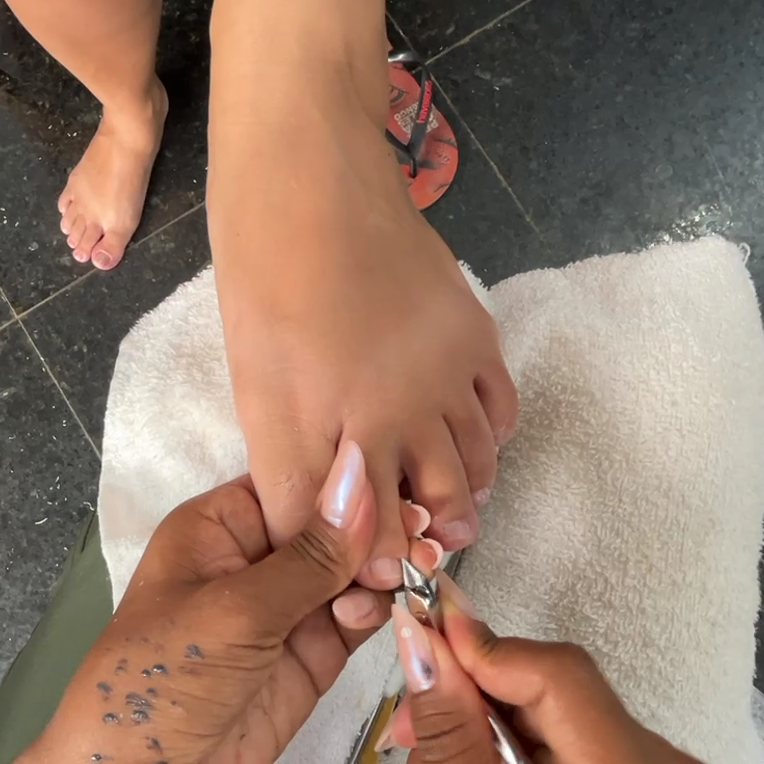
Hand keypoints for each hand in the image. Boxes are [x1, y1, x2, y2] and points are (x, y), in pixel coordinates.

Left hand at [34, 439, 385, 763]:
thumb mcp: (237, 609)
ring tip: (409, 570)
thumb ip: (312, 552)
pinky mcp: (309, 656)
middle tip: (422, 534)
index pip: (292, 480)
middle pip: (327, 527)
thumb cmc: (165, 677)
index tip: (399, 479)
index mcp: (219, 526)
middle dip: (370, 529)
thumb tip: (361, 470)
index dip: (344, 482)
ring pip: (348, 572)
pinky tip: (384, 606)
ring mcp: (284, 609)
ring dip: (378, 570)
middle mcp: (254, 559)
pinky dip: (374, 609)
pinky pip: (353, 617)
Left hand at [208, 74, 517, 595]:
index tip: (369, 584)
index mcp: (372, 433)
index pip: (391, 533)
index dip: (382, 567)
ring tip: (438, 509)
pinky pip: (503, 405)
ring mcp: (462, 365)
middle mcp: (433, 408)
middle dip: (430, 536)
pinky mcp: (474, 327)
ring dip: (462, 492)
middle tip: (410, 548)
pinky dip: (490, 438)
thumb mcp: (260, 396)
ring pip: (483, 458)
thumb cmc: (266, 290)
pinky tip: (466, 441)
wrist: (309, 179)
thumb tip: (324, 551)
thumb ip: (295, 482)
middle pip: (452, 501)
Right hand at [387, 579, 732, 763]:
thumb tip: (421, 638)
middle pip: (555, 693)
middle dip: (469, 705)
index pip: (564, 682)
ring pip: (549, 709)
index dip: (486, 647)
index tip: (416, 629)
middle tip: (403, 738)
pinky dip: (505, 751)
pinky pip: (561, 734)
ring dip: (478, 731)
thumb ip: (450, 744)